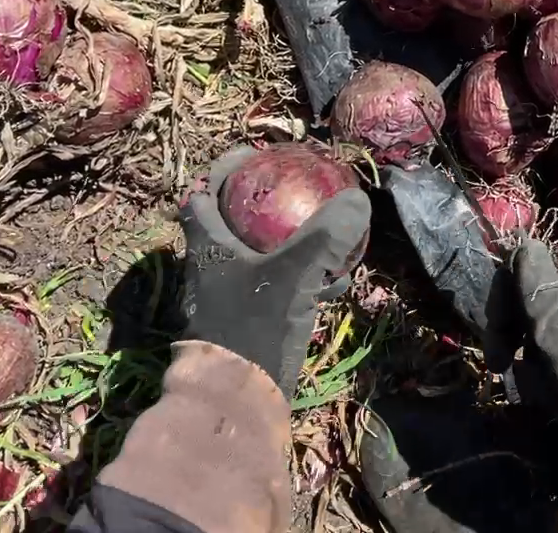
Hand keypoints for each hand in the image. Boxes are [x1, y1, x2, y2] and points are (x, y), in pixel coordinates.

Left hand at [178, 146, 371, 393]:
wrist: (236, 401)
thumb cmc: (254, 327)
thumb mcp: (294, 273)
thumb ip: (326, 236)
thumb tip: (357, 201)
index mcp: (208, 248)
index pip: (200, 197)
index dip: (220, 171)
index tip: (250, 157)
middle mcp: (210, 270)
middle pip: (229, 224)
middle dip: (259, 206)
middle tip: (293, 193)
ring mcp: (227, 299)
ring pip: (254, 256)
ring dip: (283, 243)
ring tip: (321, 236)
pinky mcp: (246, 324)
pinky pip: (272, 286)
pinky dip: (297, 277)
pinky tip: (330, 282)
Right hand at [510, 238, 557, 428]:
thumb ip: (539, 293)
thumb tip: (524, 242)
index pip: (520, 266)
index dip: (501, 298)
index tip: (496, 334)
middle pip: (524, 293)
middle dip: (508, 328)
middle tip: (499, 363)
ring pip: (534, 320)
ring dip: (524, 351)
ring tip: (529, 382)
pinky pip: (549, 341)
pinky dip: (540, 362)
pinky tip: (544, 387)